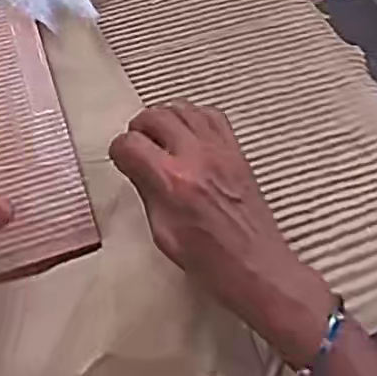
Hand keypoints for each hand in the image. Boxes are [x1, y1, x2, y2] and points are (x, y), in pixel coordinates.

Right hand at [111, 103, 337, 364]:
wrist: (257, 267)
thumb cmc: (211, 261)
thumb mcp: (163, 233)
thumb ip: (146, 191)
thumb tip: (134, 164)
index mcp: (172, 182)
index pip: (131, 143)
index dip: (119, 150)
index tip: (122, 157)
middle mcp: (194, 157)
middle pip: (155, 115)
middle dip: (139, 128)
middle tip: (139, 144)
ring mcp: (218, 148)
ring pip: (181, 107)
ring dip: (165, 118)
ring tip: (161, 136)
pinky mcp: (235, 148)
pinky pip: (210, 113)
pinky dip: (194, 116)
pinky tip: (189, 133)